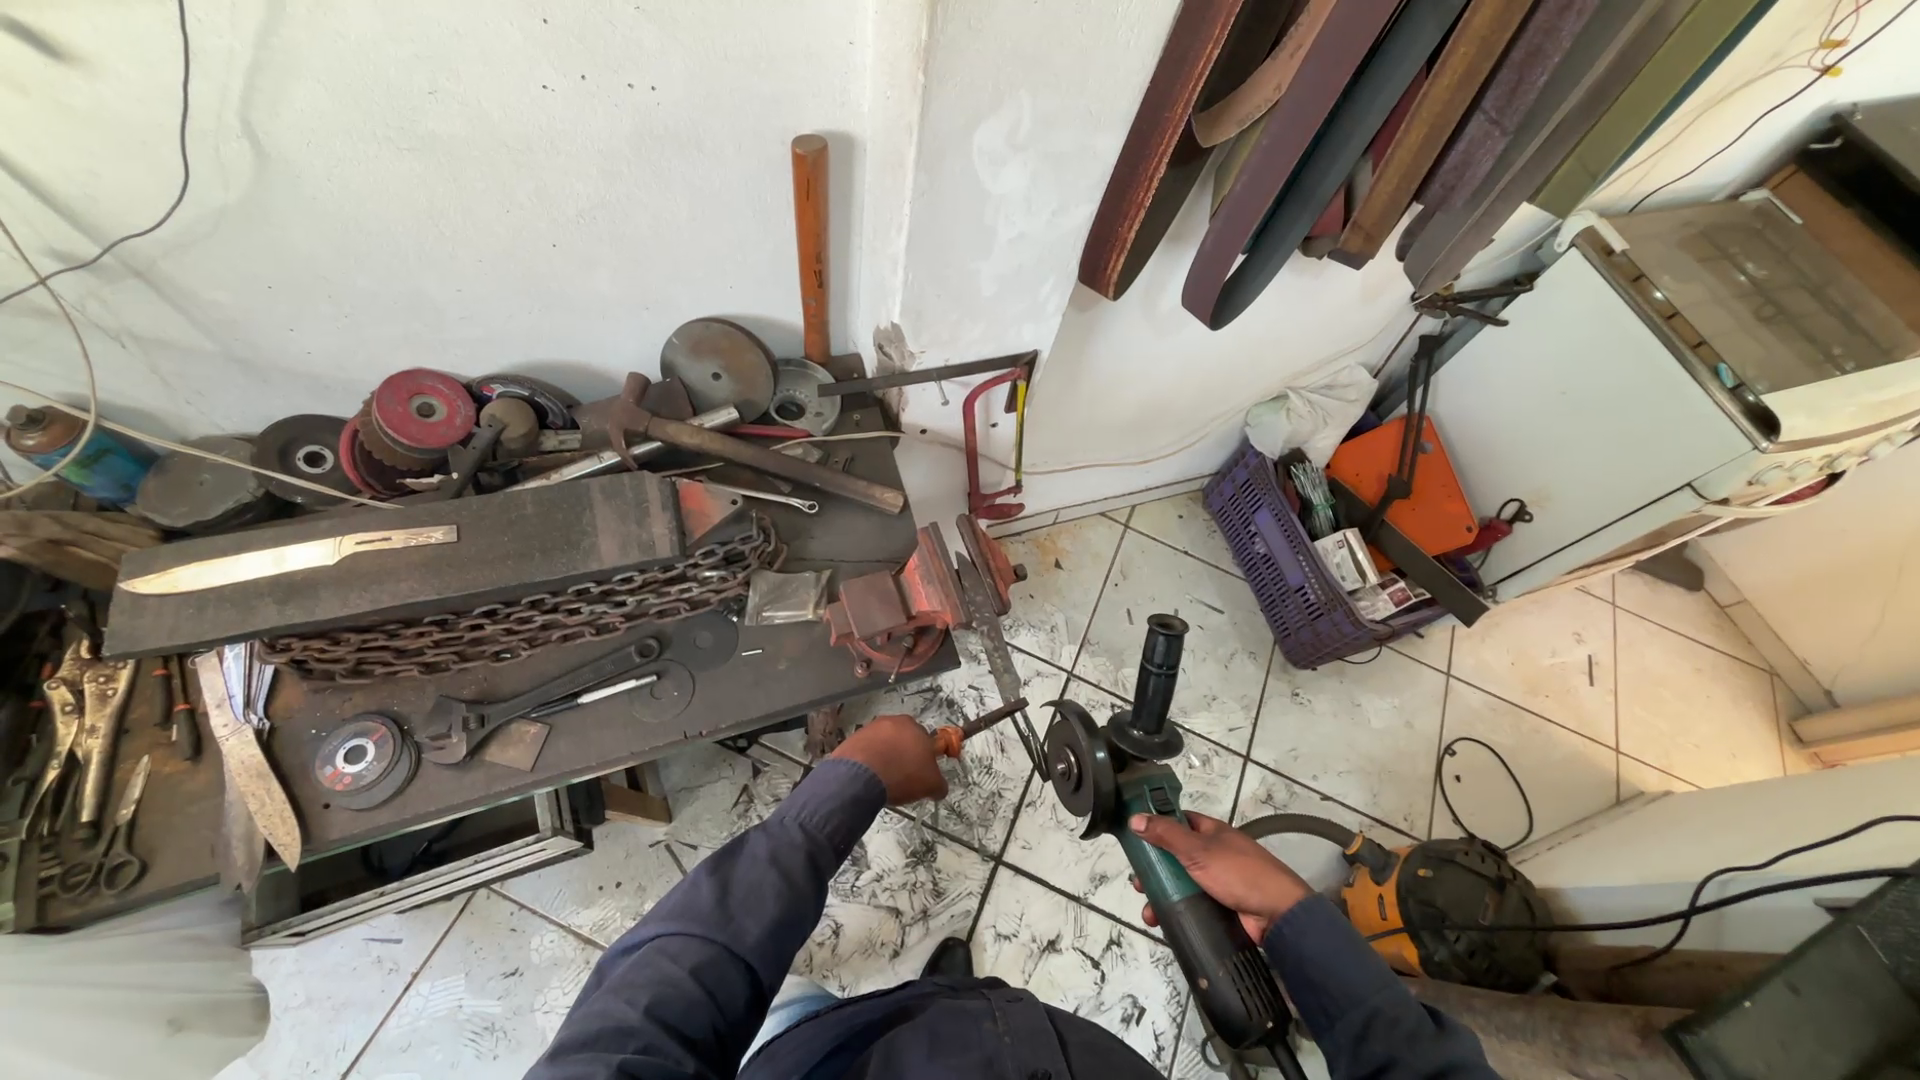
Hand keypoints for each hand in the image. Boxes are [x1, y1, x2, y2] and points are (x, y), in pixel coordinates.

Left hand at [831, 714, 949, 805]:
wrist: (860, 777)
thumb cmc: (901, 775)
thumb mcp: (931, 785)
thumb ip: (939, 783)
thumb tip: (939, 788)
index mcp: (916, 727)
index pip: (926, 741)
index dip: (925, 759)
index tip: (921, 774)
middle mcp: (894, 722)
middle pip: (904, 739)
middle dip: (905, 755)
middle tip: (903, 776)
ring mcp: (871, 728)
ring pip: (884, 743)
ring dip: (885, 756)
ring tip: (884, 778)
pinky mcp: (853, 738)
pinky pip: (866, 750)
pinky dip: (868, 761)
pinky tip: (869, 777)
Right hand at [1130, 811, 1310, 940]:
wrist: (1279, 915)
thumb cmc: (1239, 873)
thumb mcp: (1198, 850)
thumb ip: (1166, 834)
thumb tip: (1135, 818)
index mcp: (1210, 832)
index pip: (1177, 821)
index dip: (1156, 826)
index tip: (1134, 839)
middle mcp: (1213, 853)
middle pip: (1175, 857)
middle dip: (1154, 871)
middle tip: (1138, 885)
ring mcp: (1218, 882)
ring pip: (1181, 885)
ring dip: (1162, 897)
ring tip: (1149, 914)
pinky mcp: (1221, 907)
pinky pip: (1192, 906)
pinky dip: (1177, 913)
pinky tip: (1164, 924)